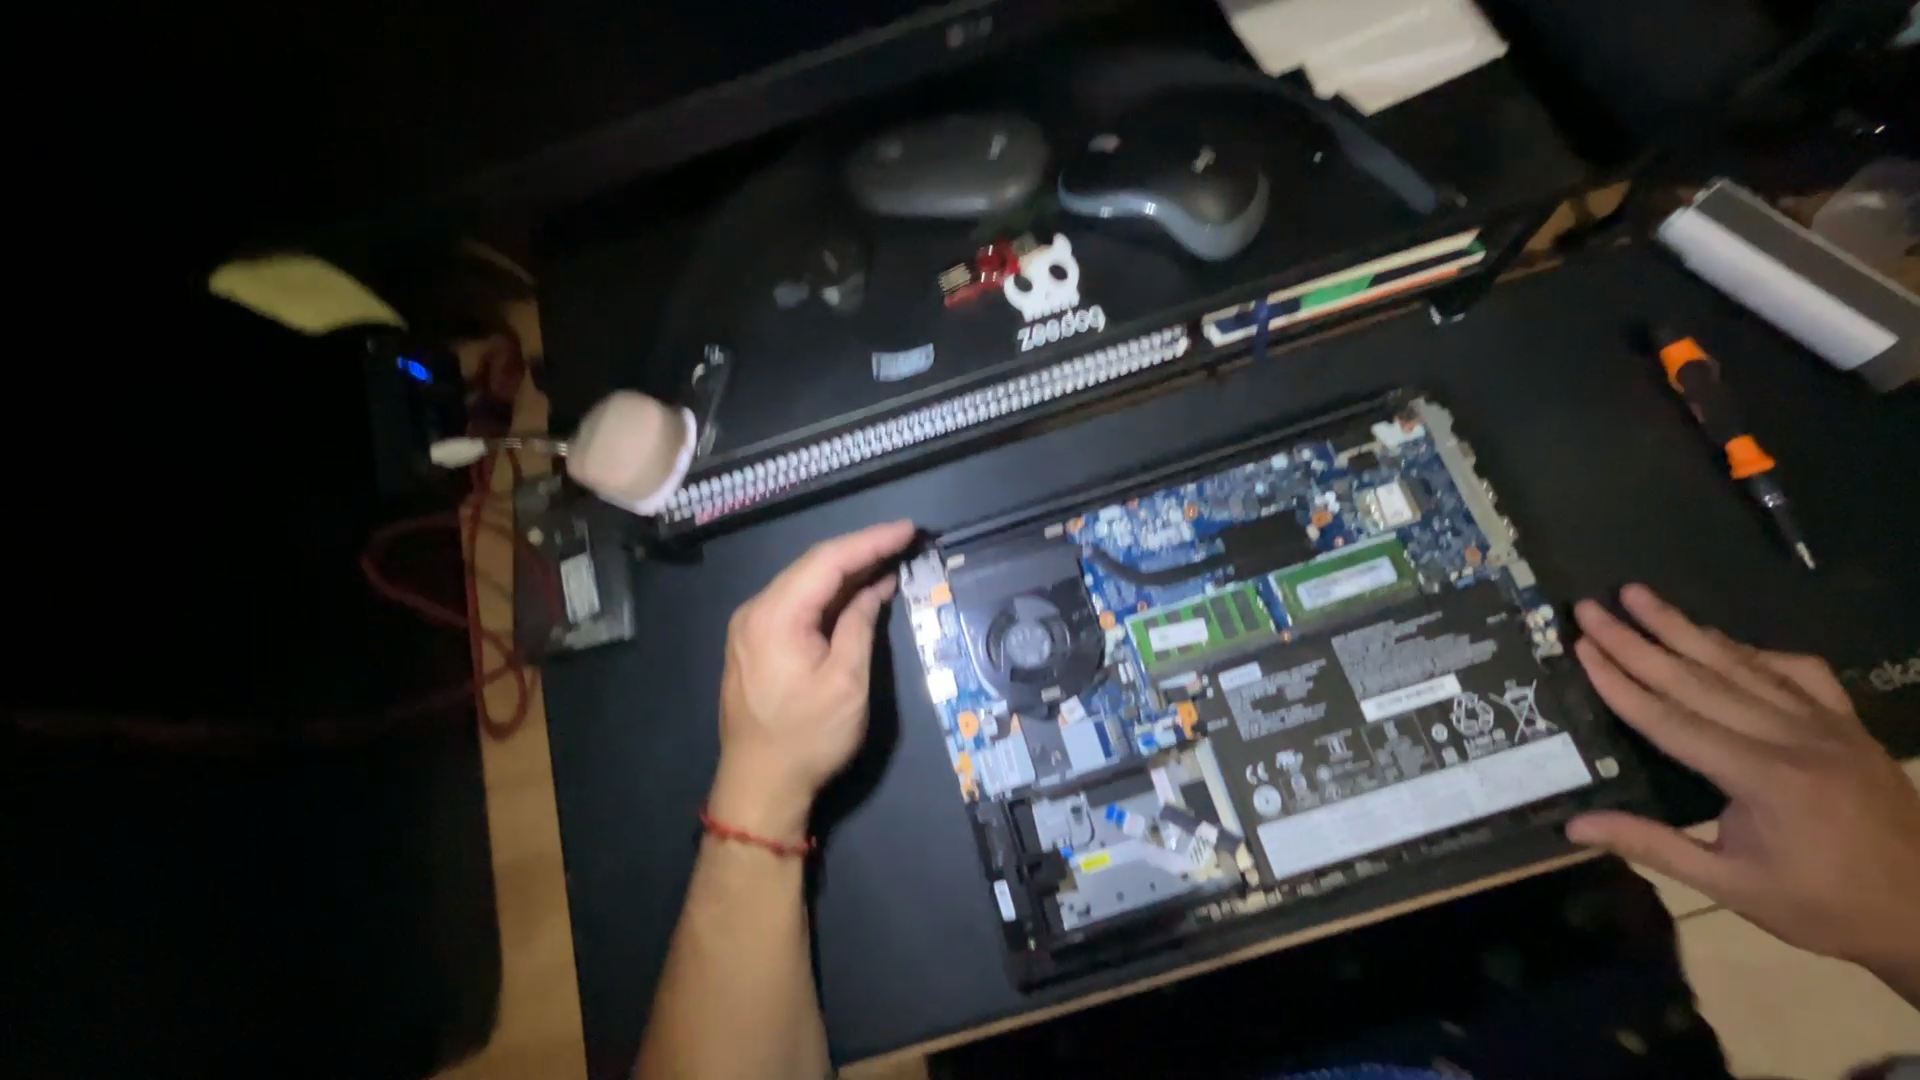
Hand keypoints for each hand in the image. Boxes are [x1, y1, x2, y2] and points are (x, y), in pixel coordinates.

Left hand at [708, 520, 915, 842]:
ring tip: (889, 559)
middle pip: (813, 566)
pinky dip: (829, 595)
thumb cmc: (807, 738)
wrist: (759, 786)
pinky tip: (858, 592)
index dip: (871, 541)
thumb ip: (860, 625)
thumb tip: (873, 589)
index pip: (828, 561)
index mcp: (775, 615)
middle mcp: (755, 611)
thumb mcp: (846, 682)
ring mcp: (751, 626)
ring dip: (846, 572)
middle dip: (861, 550)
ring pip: (805, 583)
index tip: (908, 529)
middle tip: (904, 540)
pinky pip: (796, 604)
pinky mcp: (756, 643)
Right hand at [1566, 585, 1919, 992]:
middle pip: (1698, 680)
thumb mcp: (1733, 887)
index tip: (1581, 647)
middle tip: (1591, 608)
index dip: (1619, 682)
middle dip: (1636, 641)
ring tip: (1638, 595)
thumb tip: (1573, 826)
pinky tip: (1720, 640)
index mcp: (1767, 780)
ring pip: (1741, 665)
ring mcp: (1831, 728)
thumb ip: (1652, 845)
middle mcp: (1798, 741)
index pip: (1671, 720)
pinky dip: (1752, 651)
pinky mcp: (1851, 727)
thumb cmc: (1825, 907)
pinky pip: (1798, 673)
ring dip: (1683, 627)